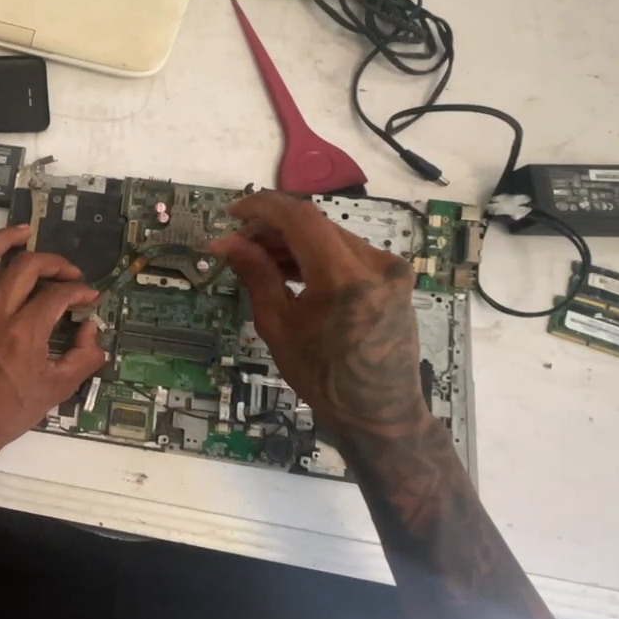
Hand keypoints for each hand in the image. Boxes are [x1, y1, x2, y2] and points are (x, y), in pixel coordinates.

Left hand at [0, 225, 106, 485]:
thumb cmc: (11, 410)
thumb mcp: (58, 389)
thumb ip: (84, 357)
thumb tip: (92, 330)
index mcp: (23, 333)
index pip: (57, 295)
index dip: (79, 292)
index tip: (89, 299)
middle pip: (25, 266)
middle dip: (53, 262)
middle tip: (69, 273)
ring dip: (4, 240)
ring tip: (24, 233)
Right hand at [207, 191, 428, 447]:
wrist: (378, 411)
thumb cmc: (321, 375)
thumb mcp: (278, 324)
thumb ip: (256, 274)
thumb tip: (225, 243)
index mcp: (344, 276)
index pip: (300, 218)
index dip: (262, 208)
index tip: (231, 213)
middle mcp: (374, 262)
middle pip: (315, 225)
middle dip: (271, 228)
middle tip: (237, 245)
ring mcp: (389, 269)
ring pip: (329, 236)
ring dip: (291, 241)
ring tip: (257, 260)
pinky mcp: (392, 278)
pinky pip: (345, 253)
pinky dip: (314, 255)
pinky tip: (288, 270)